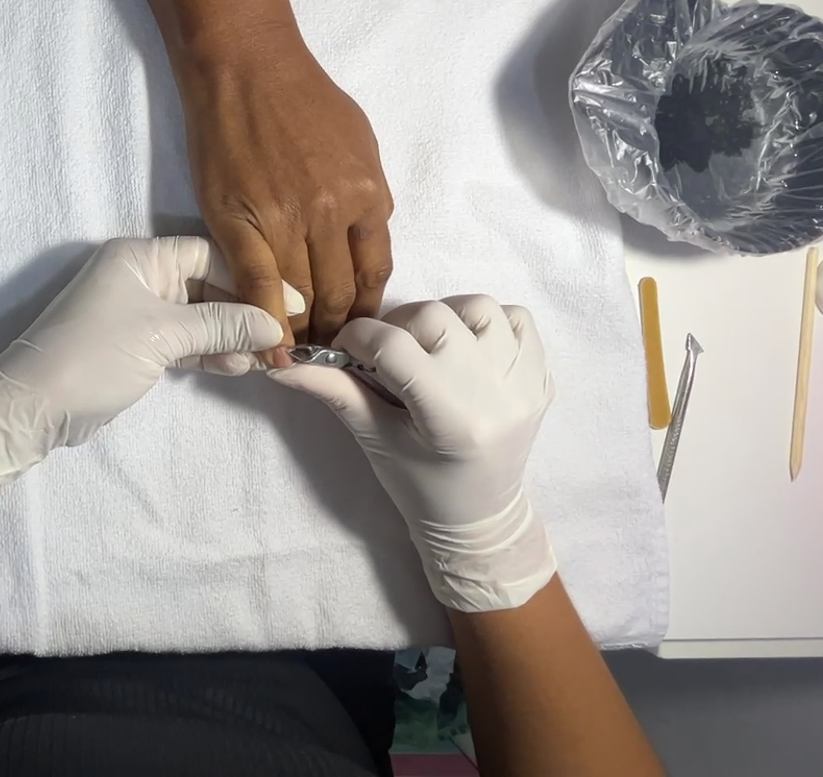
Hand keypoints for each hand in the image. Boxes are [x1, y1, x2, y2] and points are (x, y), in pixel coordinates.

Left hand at [0, 237, 286, 484]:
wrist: (34, 407)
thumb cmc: (96, 355)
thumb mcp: (162, 335)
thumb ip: (222, 326)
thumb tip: (276, 326)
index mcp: (139, 256)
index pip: (208, 254)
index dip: (251, 278)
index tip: (291, 305)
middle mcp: (140, 276)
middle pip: (207, 285)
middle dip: (243, 312)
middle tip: (282, 338)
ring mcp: (137, 312)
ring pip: (198, 316)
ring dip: (230, 336)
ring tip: (263, 359)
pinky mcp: (137, 344)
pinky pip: (184, 341)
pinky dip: (208, 353)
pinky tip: (237, 367)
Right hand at [178, 30, 392, 349]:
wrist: (244, 68)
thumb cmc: (301, 96)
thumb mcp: (358, 138)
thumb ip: (366, 191)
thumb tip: (363, 230)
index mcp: (367, 194)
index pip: (374, 270)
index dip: (366, 307)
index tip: (357, 326)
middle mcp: (333, 215)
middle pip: (339, 291)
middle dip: (335, 328)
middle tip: (326, 351)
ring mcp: (286, 222)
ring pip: (301, 296)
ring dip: (302, 331)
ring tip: (298, 353)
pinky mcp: (240, 225)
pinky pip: (259, 286)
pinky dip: (265, 322)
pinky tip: (269, 348)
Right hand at [270, 296, 557, 611]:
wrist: (478, 515)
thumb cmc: (417, 483)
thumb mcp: (371, 438)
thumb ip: (332, 391)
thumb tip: (280, 362)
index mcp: (451, 419)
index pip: (394, 347)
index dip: (358, 338)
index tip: (346, 350)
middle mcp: (496, 395)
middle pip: (434, 317)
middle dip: (397, 327)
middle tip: (386, 353)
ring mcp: (525, 384)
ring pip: (478, 308)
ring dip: (444, 318)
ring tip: (428, 347)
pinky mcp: (541, 377)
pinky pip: (517, 319)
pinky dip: (486, 323)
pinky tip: (465, 347)